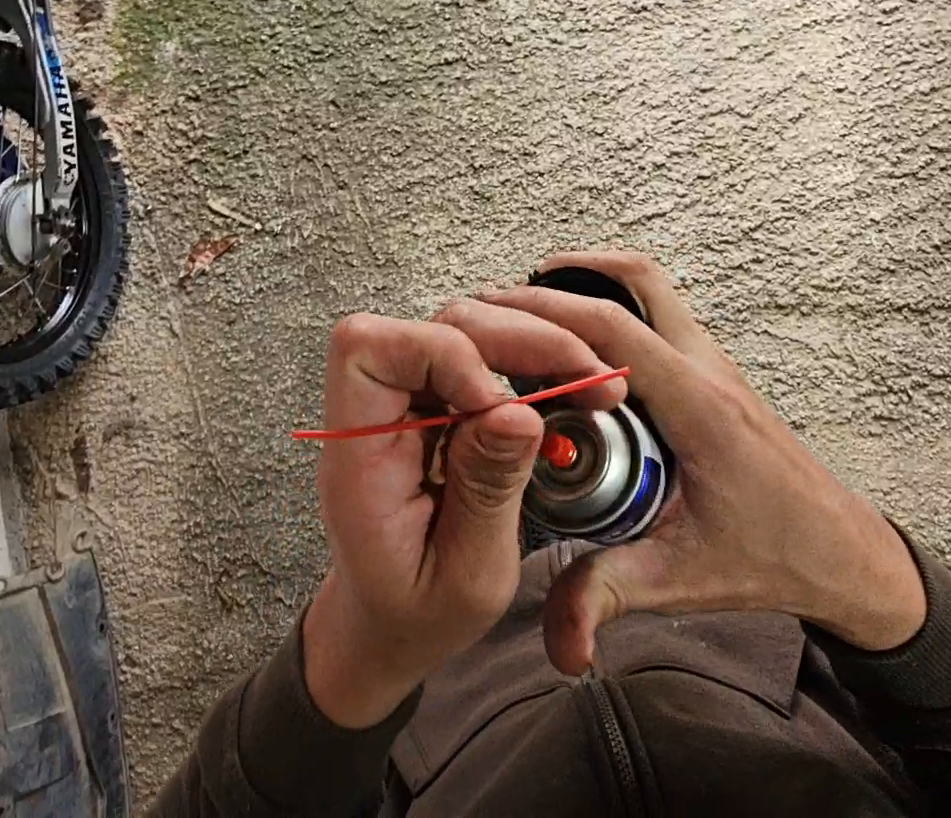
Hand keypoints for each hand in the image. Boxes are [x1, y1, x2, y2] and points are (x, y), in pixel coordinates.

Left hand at [303, 306, 626, 726]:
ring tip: (591, 383)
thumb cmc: (416, 614)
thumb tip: (520, 411)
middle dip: (516, 340)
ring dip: (533, 345)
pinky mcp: (435, 406)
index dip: (440, 354)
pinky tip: (568, 387)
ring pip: (463, 329)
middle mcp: (376, 415)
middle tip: (589, 378)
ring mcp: (407, 405)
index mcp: (358, 457)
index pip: (368, 349)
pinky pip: (481, 357)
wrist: (388, 625)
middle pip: (433, 325)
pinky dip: (530, 363)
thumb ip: (488, 490)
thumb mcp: (467, 575)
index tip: (497, 403)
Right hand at [481, 252, 926, 673]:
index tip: (496, 312)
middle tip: (508, 295)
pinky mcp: (714, 376)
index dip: (547, 313)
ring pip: (654, 289)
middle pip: (639, 281)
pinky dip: (617, 305)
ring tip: (536, 303)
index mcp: (698, 408)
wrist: (844, 551)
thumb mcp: (681, 580)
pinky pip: (662, 315)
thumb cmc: (777, 557)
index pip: (614, 331)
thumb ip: (609, 597)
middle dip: (568, 275)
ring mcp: (715, 366)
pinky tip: (582, 344)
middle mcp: (708, 371)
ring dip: (595, 282)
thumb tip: (558, 640)